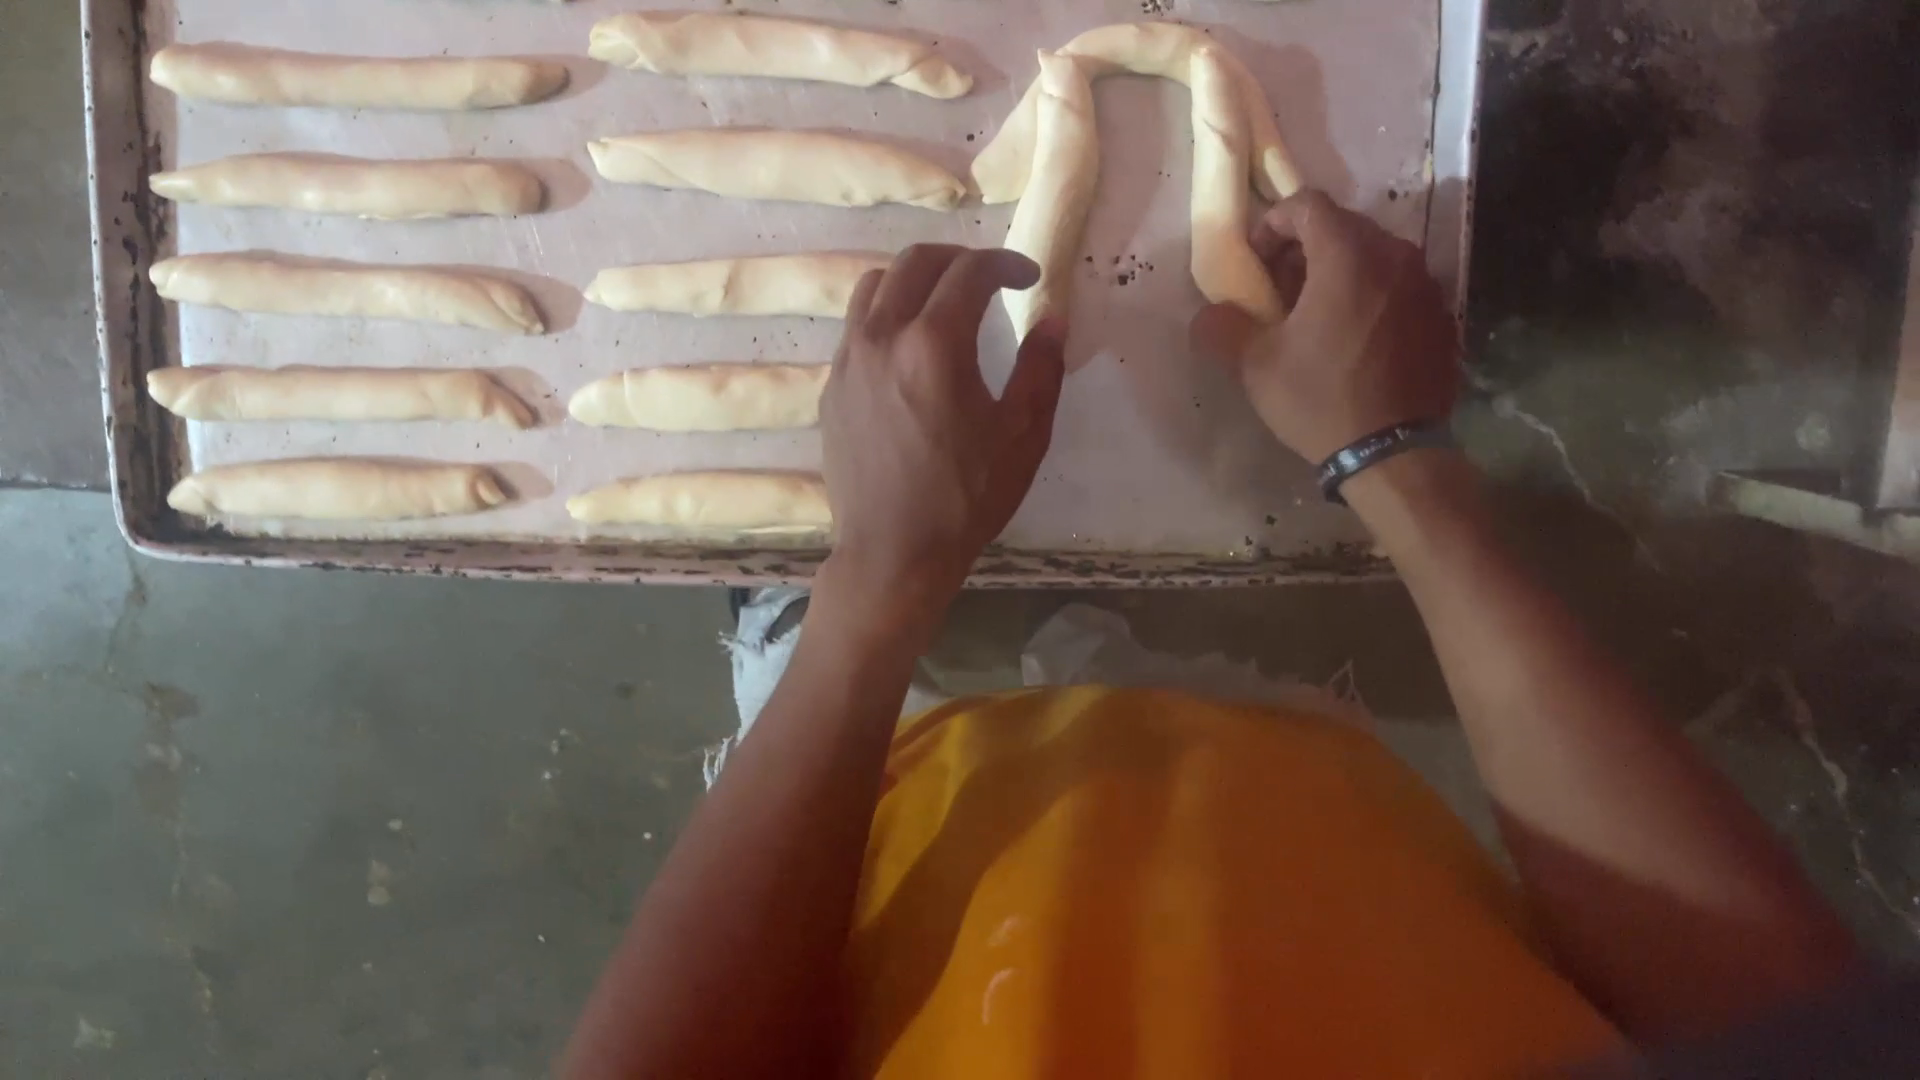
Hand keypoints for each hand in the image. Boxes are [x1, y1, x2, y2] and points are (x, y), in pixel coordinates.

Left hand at [817, 244, 1065, 644]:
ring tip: (943, 304)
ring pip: (874, 286)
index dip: (1005, 263)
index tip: (1028, 278)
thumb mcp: (1021, 438)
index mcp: (934, 345)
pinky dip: (887, 315)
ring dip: (915, 280)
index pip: (969, 272)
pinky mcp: (832, 387)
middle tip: (989, 279)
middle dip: (959, 259)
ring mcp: (848, 361)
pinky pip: (857, 326)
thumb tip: (1052, 321)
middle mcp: (881, 337)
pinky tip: (909, 351)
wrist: (892, 552)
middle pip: (915, 262)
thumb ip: (1040, 370)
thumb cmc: (965, 500)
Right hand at [1190, 189, 1459, 462]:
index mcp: (1347, 257)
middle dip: (1303, 249)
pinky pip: (1397, 287)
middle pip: (1343, 227)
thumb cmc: (1319, 399)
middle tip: (1278, 290)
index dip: (1273, 224)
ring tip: (1313, 316)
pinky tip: (1350, 339)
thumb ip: (1224, 328)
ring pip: (1373, 256)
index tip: (1255, 261)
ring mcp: (1425, 285)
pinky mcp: (1440, 315)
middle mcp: (1395, 256)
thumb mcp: (1256, 365)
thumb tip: (1207, 315)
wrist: (1392, 450)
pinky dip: (1368, 296)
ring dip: (1337, 273)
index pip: (1308, 205)